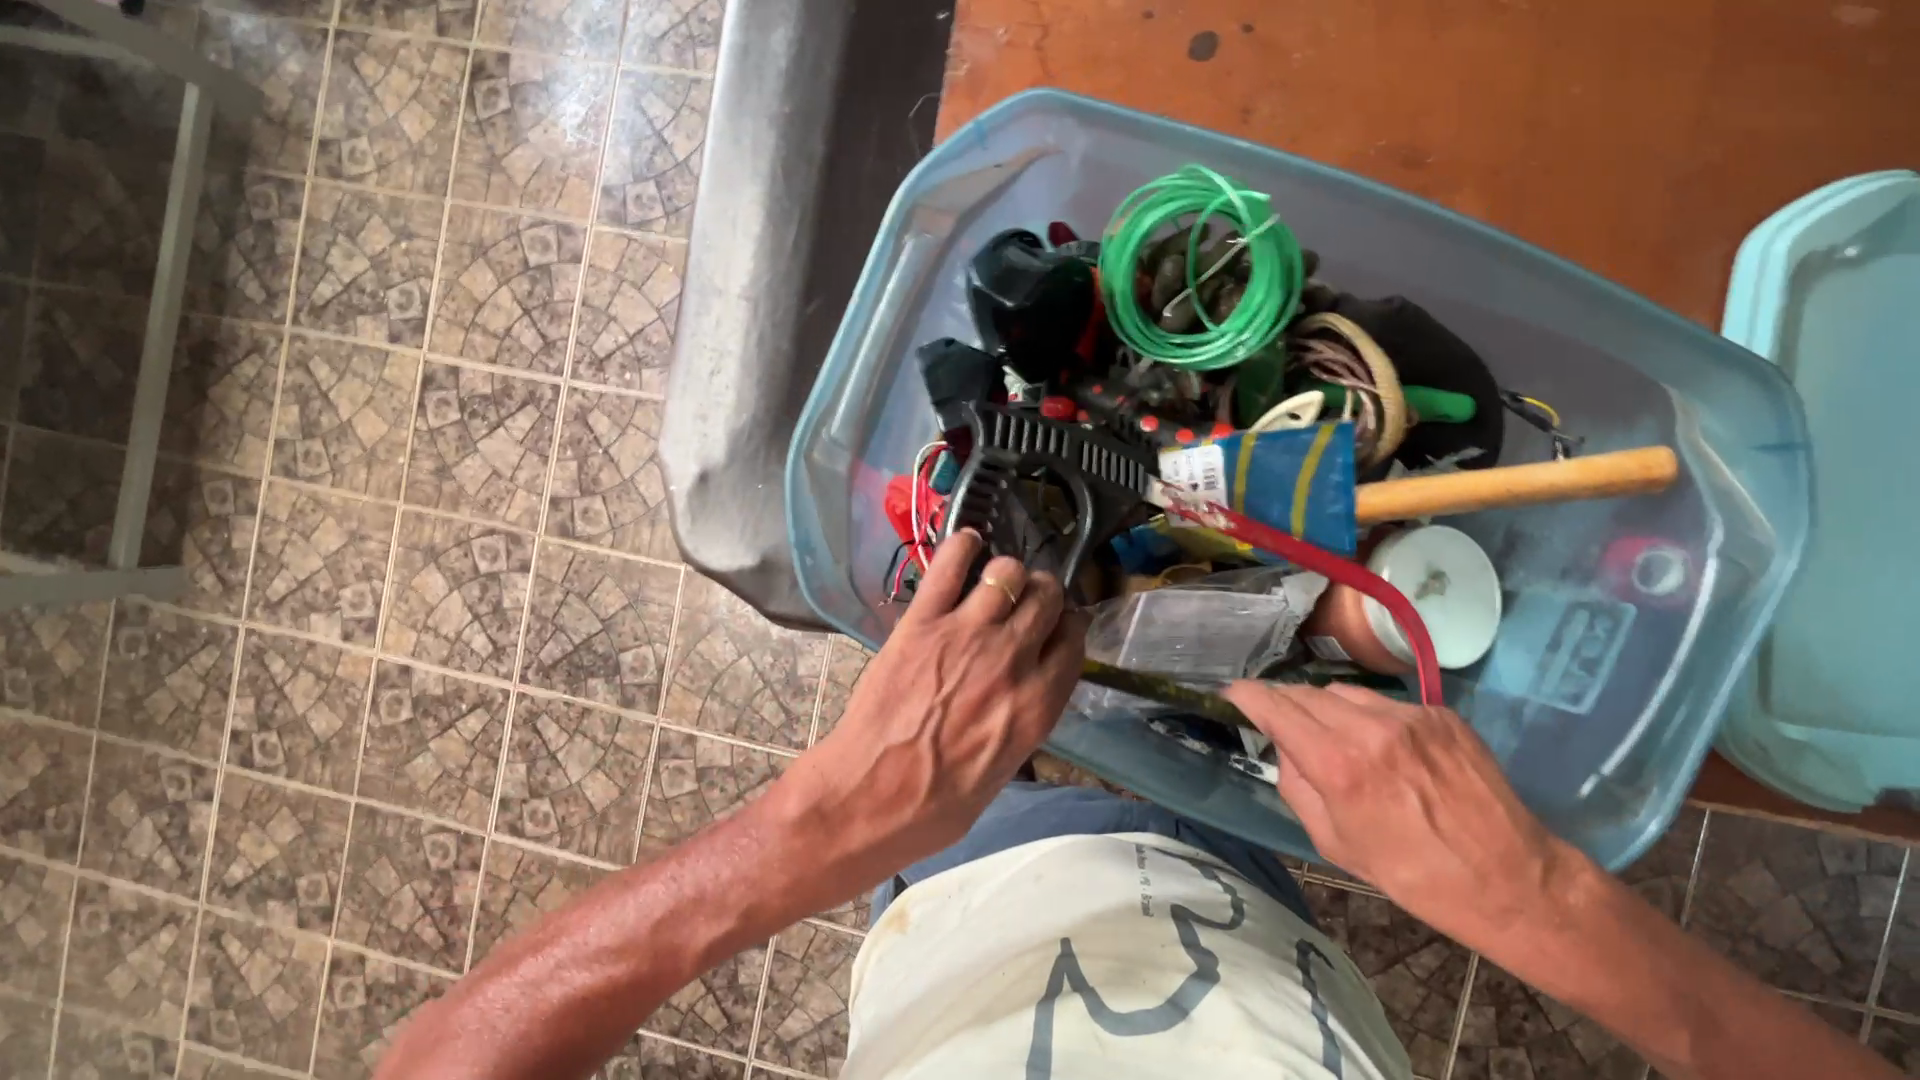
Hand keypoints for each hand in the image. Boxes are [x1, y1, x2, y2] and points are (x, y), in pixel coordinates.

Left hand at [797, 530, 1087, 869]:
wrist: (869, 797)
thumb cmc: (935, 805)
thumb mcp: (1003, 771)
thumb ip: (1022, 721)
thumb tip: (1024, 694)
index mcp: (1037, 704)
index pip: (1072, 640)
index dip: (1067, 626)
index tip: (1057, 624)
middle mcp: (1011, 660)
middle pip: (1047, 597)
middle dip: (1043, 592)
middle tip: (1027, 598)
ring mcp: (965, 634)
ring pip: (1007, 572)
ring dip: (1007, 572)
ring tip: (995, 580)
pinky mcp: (921, 622)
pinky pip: (949, 566)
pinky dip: (963, 546)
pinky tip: (967, 544)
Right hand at [1222, 681, 1579, 944]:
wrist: (1509, 879)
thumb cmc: (1411, 874)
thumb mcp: (1333, 841)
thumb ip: (1297, 785)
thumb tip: (1286, 748)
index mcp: (1337, 763)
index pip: (1274, 706)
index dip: (1245, 696)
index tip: (1231, 694)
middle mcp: (1370, 726)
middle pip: (1305, 692)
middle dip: (1284, 704)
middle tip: (1281, 723)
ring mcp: (1409, 715)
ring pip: (1344, 692)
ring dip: (1327, 708)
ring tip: (1337, 738)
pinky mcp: (1440, 714)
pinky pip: (1386, 703)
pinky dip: (1371, 718)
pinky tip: (1386, 749)